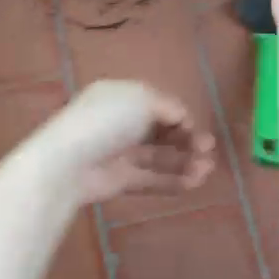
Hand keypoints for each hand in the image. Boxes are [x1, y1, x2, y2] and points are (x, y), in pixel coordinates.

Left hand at [31, 81, 215, 204]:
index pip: (155, 102)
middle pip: (159, 130)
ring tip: (207, 169)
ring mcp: (119, 151)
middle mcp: (120, 121)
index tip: (194, 126)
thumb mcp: (142, 100)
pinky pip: (151, 179)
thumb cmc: (106, 120)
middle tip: (208, 149)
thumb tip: (183, 117)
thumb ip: (167, 106)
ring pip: (158, 156)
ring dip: (184, 161)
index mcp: (120, 95)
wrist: (70, 161)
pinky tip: (194, 183)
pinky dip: (173, 180)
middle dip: (185, 138)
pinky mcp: (120, 179)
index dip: (177, 114)